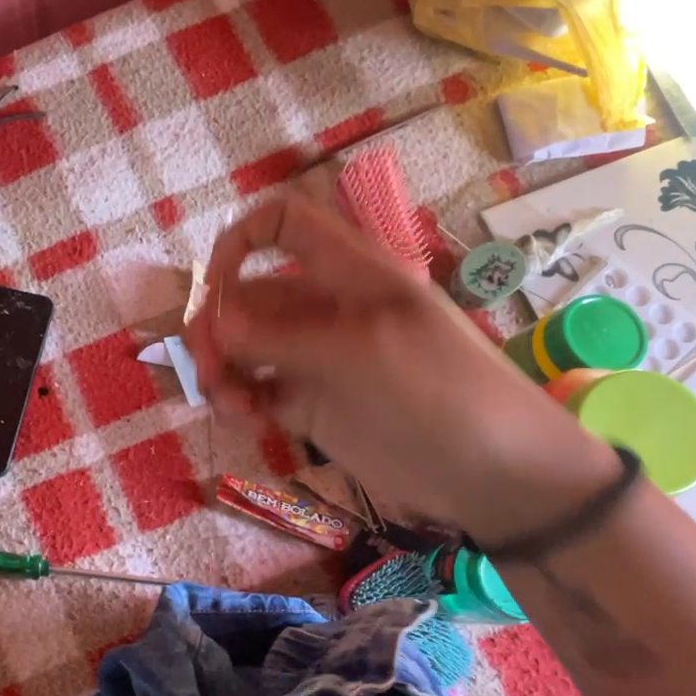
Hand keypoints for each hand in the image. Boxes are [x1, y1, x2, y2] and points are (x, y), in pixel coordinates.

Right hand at [183, 193, 622, 543]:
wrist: (489, 471)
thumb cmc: (440, 391)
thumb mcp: (361, 351)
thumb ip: (281, 335)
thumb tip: (211, 323)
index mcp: (347, 272)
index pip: (283, 224)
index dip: (239, 242)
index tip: (214, 291)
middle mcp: (323, 309)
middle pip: (247, 296)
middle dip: (215, 327)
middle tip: (206, 371)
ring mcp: (314, 359)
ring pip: (243, 348)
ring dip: (222, 370)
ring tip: (230, 406)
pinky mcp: (309, 406)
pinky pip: (255, 391)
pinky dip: (239, 401)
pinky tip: (245, 420)